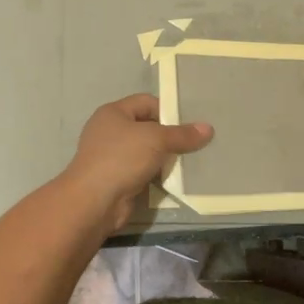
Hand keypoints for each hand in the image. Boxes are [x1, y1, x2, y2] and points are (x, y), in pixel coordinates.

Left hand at [62, 94, 213, 229]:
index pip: (146, 102)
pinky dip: (157, 174)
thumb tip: (208, 128)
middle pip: (147, 127)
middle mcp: (110, 131)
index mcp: (113, 113)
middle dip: (170, 136)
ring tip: (189, 162)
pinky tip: (174, 179)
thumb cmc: (122, 158)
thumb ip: (182, 134)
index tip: (189, 125)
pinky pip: (142, 171)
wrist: (95, 201)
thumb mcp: (156, 140)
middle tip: (194, 144)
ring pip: (146, 151)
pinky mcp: (117, 179)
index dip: (168, 110)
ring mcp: (112, 156)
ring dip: (165, 157)